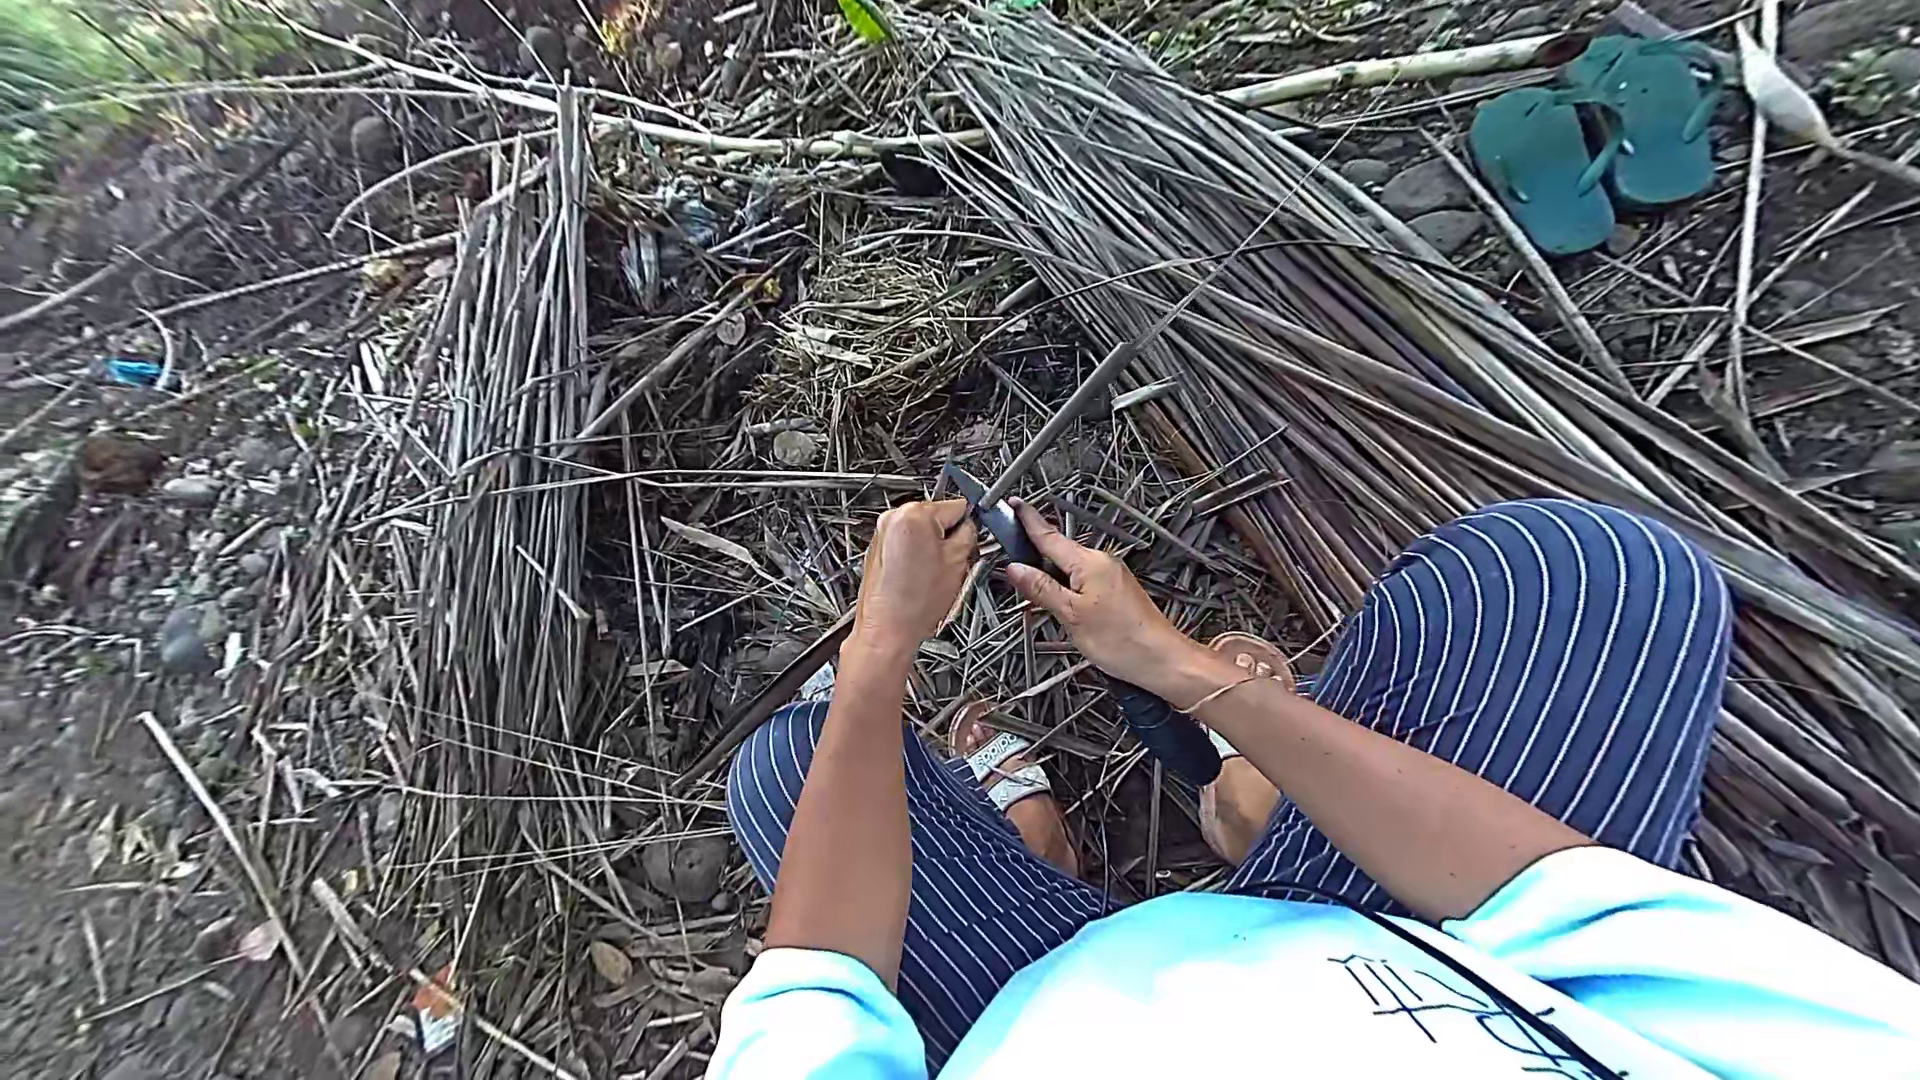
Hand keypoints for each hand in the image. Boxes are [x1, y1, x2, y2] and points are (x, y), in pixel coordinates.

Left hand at [848, 499, 976, 658]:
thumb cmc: (914, 602)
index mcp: (914, 514)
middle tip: (952, 563)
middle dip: (948, 537)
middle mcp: (893, 517)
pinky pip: (907, 543)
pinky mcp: (878, 549)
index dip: (969, 525)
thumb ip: (969, 534)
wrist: (886, 631)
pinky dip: (916, 556)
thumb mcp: (957, 562)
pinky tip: (920, 578)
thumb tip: (970, 525)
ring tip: (933, 574)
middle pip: (937, 517)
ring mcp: (882, 533)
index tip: (971, 539)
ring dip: (932, 547)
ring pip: (922, 531)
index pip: (957, 506)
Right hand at [1004, 500, 1228, 700]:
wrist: (1161, 660)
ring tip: (1037, 601)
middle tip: (1013, 567)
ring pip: (1069, 569)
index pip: (1049, 535)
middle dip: (1034, 559)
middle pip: (1057, 552)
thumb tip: (1016, 569)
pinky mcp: (1114, 589)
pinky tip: (1062, 608)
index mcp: (1089, 563)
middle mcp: (1102, 562)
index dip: (1028, 520)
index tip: (1015, 505)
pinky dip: (1066, 589)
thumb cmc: (1124, 640)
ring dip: (1050, 579)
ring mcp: (1110, 575)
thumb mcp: (1071, 615)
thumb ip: (1041, 589)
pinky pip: (1081, 580)